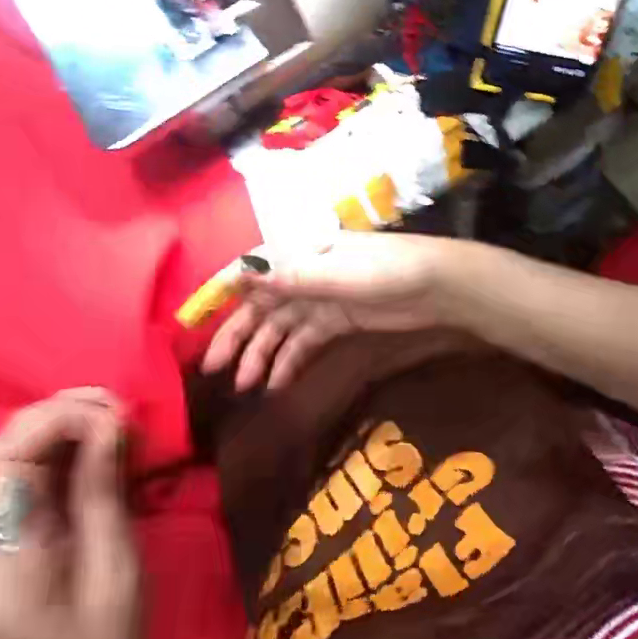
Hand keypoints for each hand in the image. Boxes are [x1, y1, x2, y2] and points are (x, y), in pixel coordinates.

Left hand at [0, 389, 142, 638]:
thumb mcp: (116, 571)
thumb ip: (102, 492)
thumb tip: (107, 420)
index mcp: (2, 559)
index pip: (5, 460)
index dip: (55, 420)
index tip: (112, 414)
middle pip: (1, 451)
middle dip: (57, 414)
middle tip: (116, 408)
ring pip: (12, 457)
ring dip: (60, 426)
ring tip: (111, 418)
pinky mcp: (9, 541)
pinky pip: (26, 478)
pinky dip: (61, 450)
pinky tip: (97, 444)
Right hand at [201, 233, 469, 390]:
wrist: (440, 285)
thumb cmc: (389, 269)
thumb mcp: (339, 272)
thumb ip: (292, 278)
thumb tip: (245, 276)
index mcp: (299, 252)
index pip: (251, 269)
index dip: (223, 290)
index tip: (197, 317)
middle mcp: (302, 274)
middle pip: (260, 306)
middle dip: (236, 335)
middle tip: (213, 368)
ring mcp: (319, 299)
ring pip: (279, 329)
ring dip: (260, 355)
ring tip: (244, 387)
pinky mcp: (335, 322)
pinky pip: (303, 343)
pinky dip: (288, 362)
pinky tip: (276, 385)